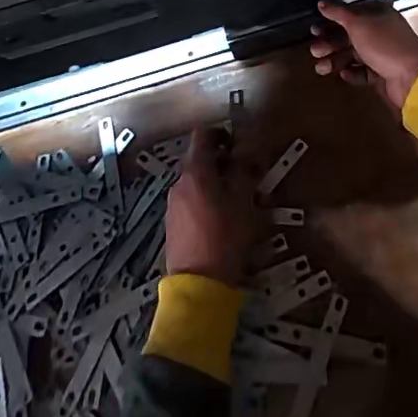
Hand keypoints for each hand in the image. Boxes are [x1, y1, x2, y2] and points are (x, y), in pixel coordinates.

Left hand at [164, 125, 256, 285]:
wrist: (200, 282)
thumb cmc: (226, 236)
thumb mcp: (244, 200)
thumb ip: (244, 171)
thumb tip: (245, 155)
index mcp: (196, 171)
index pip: (203, 135)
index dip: (221, 133)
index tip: (236, 143)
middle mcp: (180, 183)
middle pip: (200, 159)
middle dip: (222, 162)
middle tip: (244, 174)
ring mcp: (173, 204)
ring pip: (196, 181)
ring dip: (215, 183)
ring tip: (236, 200)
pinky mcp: (172, 223)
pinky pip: (190, 201)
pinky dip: (206, 200)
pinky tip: (221, 219)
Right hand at [310, 0, 417, 111]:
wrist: (411, 78)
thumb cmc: (384, 45)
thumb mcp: (358, 24)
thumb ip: (339, 13)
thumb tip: (322, 2)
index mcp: (377, 14)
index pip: (350, 13)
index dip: (331, 20)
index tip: (314, 29)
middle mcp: (380, 31)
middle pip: (349, 35)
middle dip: (330, 43)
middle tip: (314, 51)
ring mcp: (382, 52)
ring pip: (353, 53)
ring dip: (336, 59)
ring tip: (321, 68)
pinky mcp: (382, 72)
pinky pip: (362, 70)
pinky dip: (352, 72)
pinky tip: (344, 74)